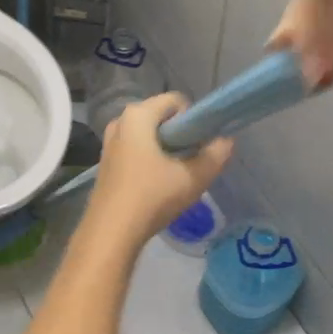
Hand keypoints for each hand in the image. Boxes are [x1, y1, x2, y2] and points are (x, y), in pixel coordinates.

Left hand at [86, 93, 233, 241]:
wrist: (111, 233)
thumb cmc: (152, 197)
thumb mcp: (192, 178)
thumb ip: (215, 155)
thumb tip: (226, 141)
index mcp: (138, 115)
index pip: (176, 101)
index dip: (194, 119)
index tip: (201, 145)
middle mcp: (120, 121)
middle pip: (161, 118)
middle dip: (181, 135)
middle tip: (192, 161)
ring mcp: (110, 143)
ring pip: (149, 136)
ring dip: (166, 150)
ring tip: (176, 175)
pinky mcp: (106, 163)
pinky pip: (136, 150)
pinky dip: (150, 160)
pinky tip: (157, 185)